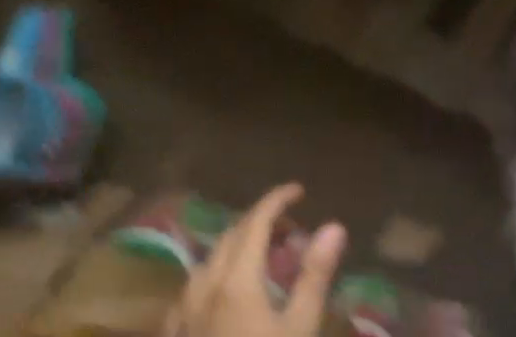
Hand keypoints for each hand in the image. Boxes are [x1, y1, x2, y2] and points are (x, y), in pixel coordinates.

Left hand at [165, 185, 344, 336]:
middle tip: (291, 229)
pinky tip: (225, 295)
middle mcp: (204, 289)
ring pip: (207, 262)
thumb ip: (314, 275)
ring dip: (236, 248)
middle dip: (260, 222)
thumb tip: (333, 225)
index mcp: (236, 282)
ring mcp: (182, 315)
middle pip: (229, 237)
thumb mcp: (300, 328)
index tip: (300, 190)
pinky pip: (192, 290)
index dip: (276, 200)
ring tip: (263, 258)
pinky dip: (216, 275)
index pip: (255, 223)